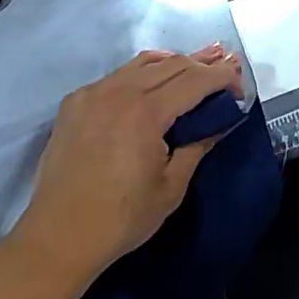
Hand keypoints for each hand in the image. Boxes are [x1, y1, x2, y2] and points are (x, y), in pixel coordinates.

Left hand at [8, 47, 242, 288]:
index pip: (194, 80)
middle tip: (227, 61)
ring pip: (142, 63)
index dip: (222, 77)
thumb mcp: (172, 186)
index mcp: (145, 112)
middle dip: (202, 62)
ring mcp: (93, 93)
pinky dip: (142, 72)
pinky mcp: (75, 102)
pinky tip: (152, 79)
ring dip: (173, 61)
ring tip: (197, 61)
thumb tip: (224, 118)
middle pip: (171, 64)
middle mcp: (118, 91)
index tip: (240, 83)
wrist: (58, 237)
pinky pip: (116, 76)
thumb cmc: (121, 218)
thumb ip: (199, 144)